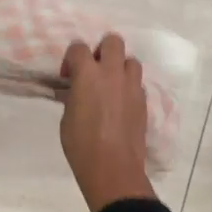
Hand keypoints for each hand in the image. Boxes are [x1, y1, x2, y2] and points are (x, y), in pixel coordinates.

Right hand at [59, 33, 156, 211]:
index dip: (71, 59)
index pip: (78, 47)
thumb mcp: (67, 116)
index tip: (67, 76)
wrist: (113, 170)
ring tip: (111, 85)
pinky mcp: (144, 103)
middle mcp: (112, 73)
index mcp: (87, 73)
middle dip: (102, 50)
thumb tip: (76, 91)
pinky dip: (129, 88)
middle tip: (94, 70)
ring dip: (120, 67)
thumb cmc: (81, 144)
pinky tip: (120, 104)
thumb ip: (73, 95)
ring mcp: (132, 88)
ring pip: (131, 61)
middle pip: (113, 41)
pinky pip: (138, 84)